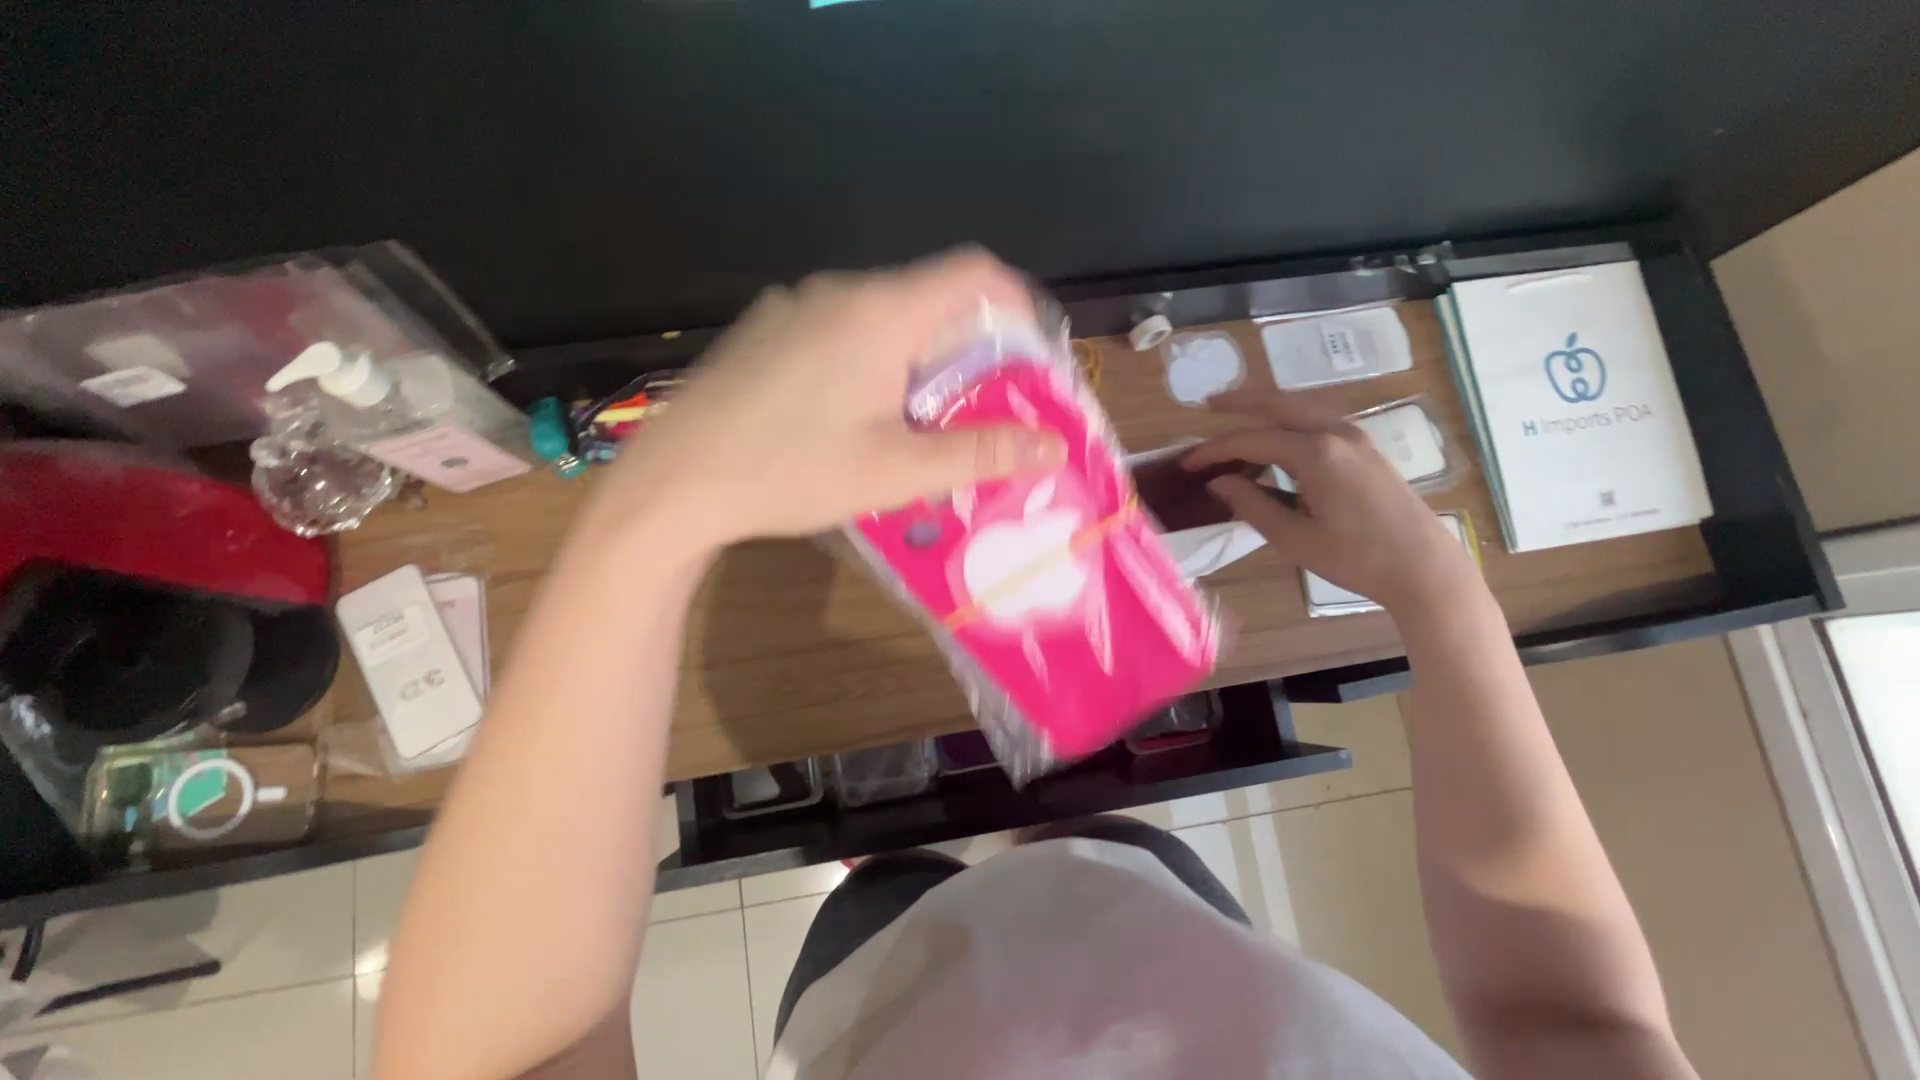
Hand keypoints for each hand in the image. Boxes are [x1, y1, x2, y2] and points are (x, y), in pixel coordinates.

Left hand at [603, 249, 1066, 548]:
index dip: (1018, 301)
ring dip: (916, 357)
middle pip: (928, 295)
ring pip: (881, 316)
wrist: (672, 483)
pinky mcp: (763, 331)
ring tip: (918, 421)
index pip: (973, 272)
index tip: (1036, 350)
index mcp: (880, 311)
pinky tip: (851, 416)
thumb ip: (980, 453)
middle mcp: (838, 290)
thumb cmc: (789, 472)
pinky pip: (838, 330)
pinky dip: (870, 359)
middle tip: (981, 405)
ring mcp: (792, 307)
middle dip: (967, 345)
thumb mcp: (895, 471)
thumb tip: (1054, 445)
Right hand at [1182, 390, 1479, 612]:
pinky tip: (1279, 436)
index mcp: (1315, 453)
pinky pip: (1319, 420)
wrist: (1425, 568)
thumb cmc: (1356, 558)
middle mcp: (1336, 433)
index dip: (1214, 450)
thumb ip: (1252, 505)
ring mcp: (1356, 438)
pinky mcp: (1367, 449)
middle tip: (1207, 404)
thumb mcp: (1294, 538)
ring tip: (1237, 414)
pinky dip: (1290, 420)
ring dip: (1267, 408)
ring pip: (1302, 407)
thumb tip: (1219, 482)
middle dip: (1240, 402)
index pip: (1251, 440)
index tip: (1186, 463)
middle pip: (1278, 404)